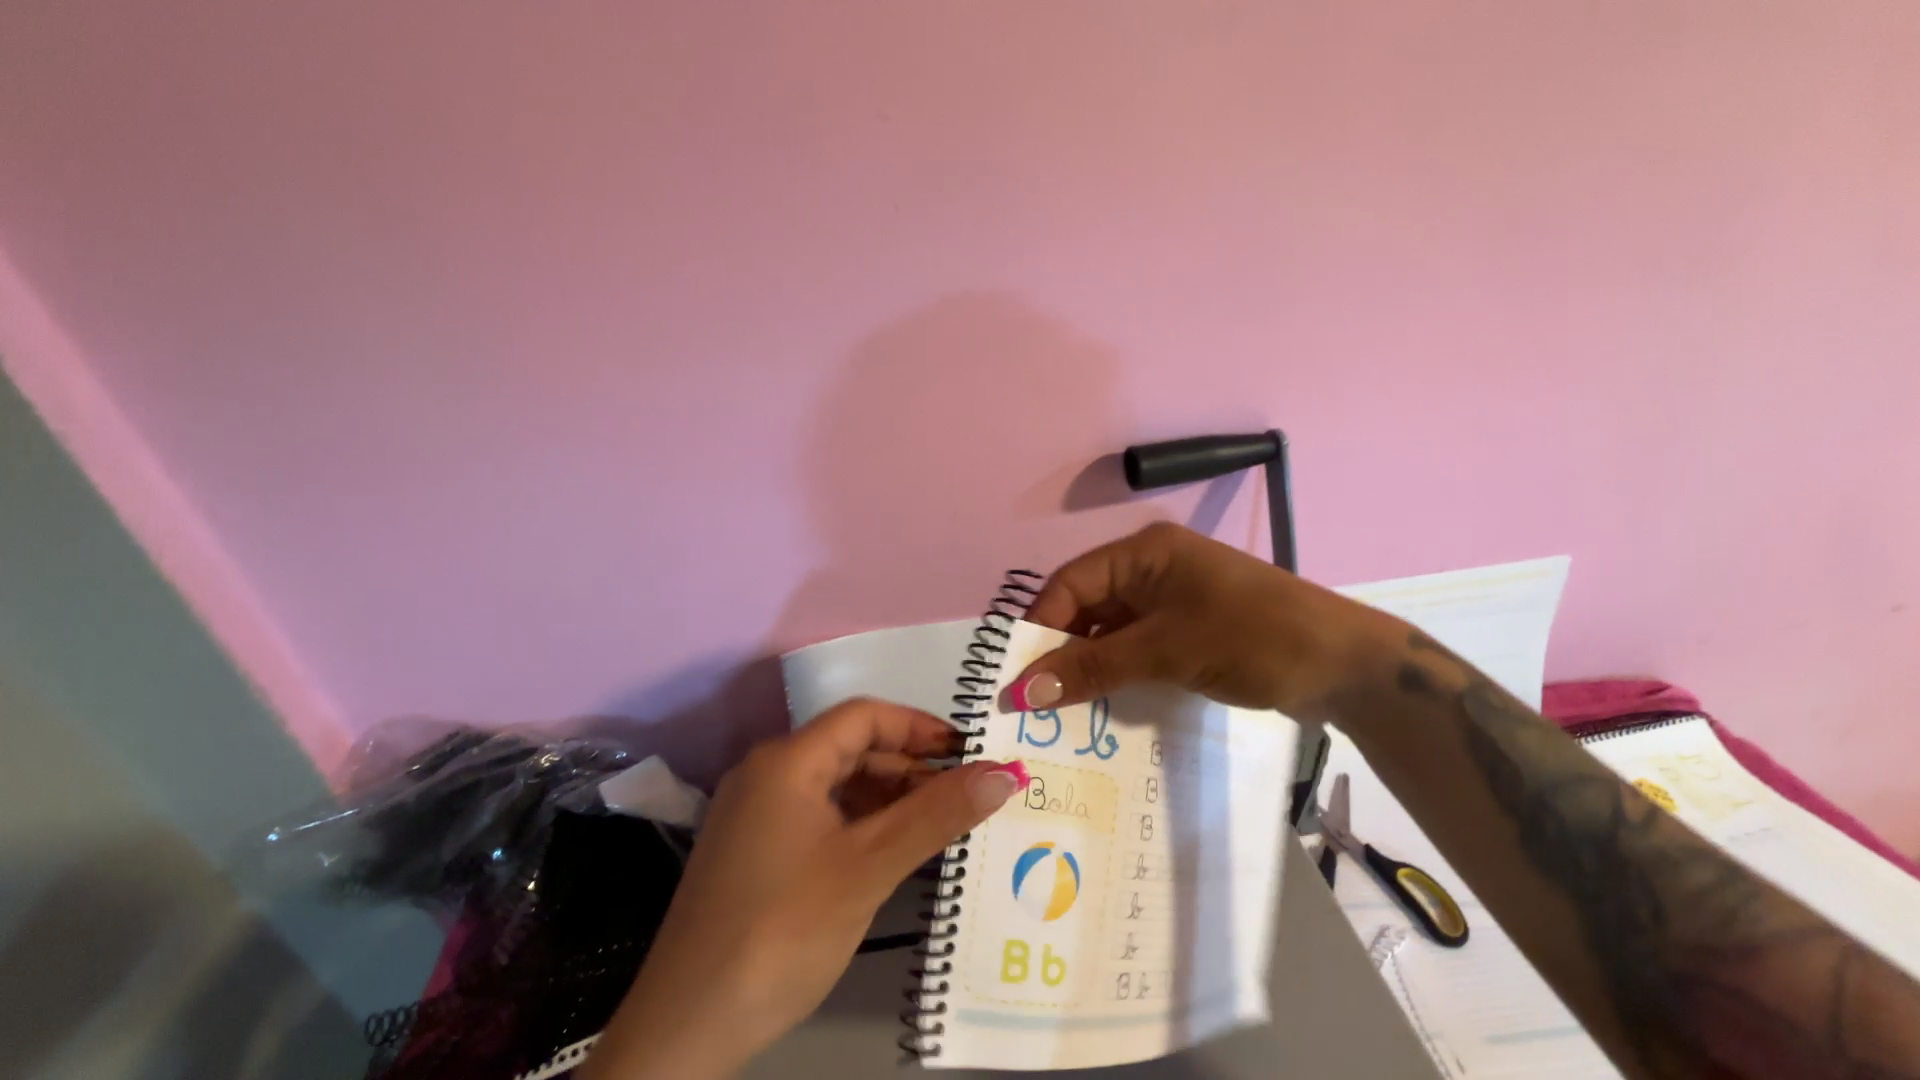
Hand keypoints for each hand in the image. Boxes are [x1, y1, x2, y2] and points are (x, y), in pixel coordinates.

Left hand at [581, 699, 1027, 1079]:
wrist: (688, 1022)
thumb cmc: (784, 929)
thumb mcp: (868, 868)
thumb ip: (936, 815)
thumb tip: (1004, 772)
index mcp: (786, 761)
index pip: (864, 717)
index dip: (920, 728)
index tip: (970, 755)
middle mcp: (766, 775)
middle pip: (850, 749)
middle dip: (910, 768)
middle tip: (966, 798)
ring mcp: (755, 816)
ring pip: (835, 787)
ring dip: (889, 800)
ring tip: (941, 828)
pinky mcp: (753, 854)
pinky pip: (818, 819)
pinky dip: (860, 827)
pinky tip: (893, 855)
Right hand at [1006, 522, 1405, 721]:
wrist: (1347, 665)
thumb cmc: (1253, 638)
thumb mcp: (1166, 651)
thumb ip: (1093, 667)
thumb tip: (1021, 691)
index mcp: (1145, 553)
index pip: (1069, 584)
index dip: (1039, 628)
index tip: (1016, 680)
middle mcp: (1154, 569)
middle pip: (1086, 607)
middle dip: (1061, 651)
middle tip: (1035, 704)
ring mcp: (1175, 602)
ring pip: (1111, 632)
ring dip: (1089, 668)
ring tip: (1062, 714)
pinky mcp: (1192, 632)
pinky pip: (1139, 649)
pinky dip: (1120, 674)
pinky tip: (1105, 708)